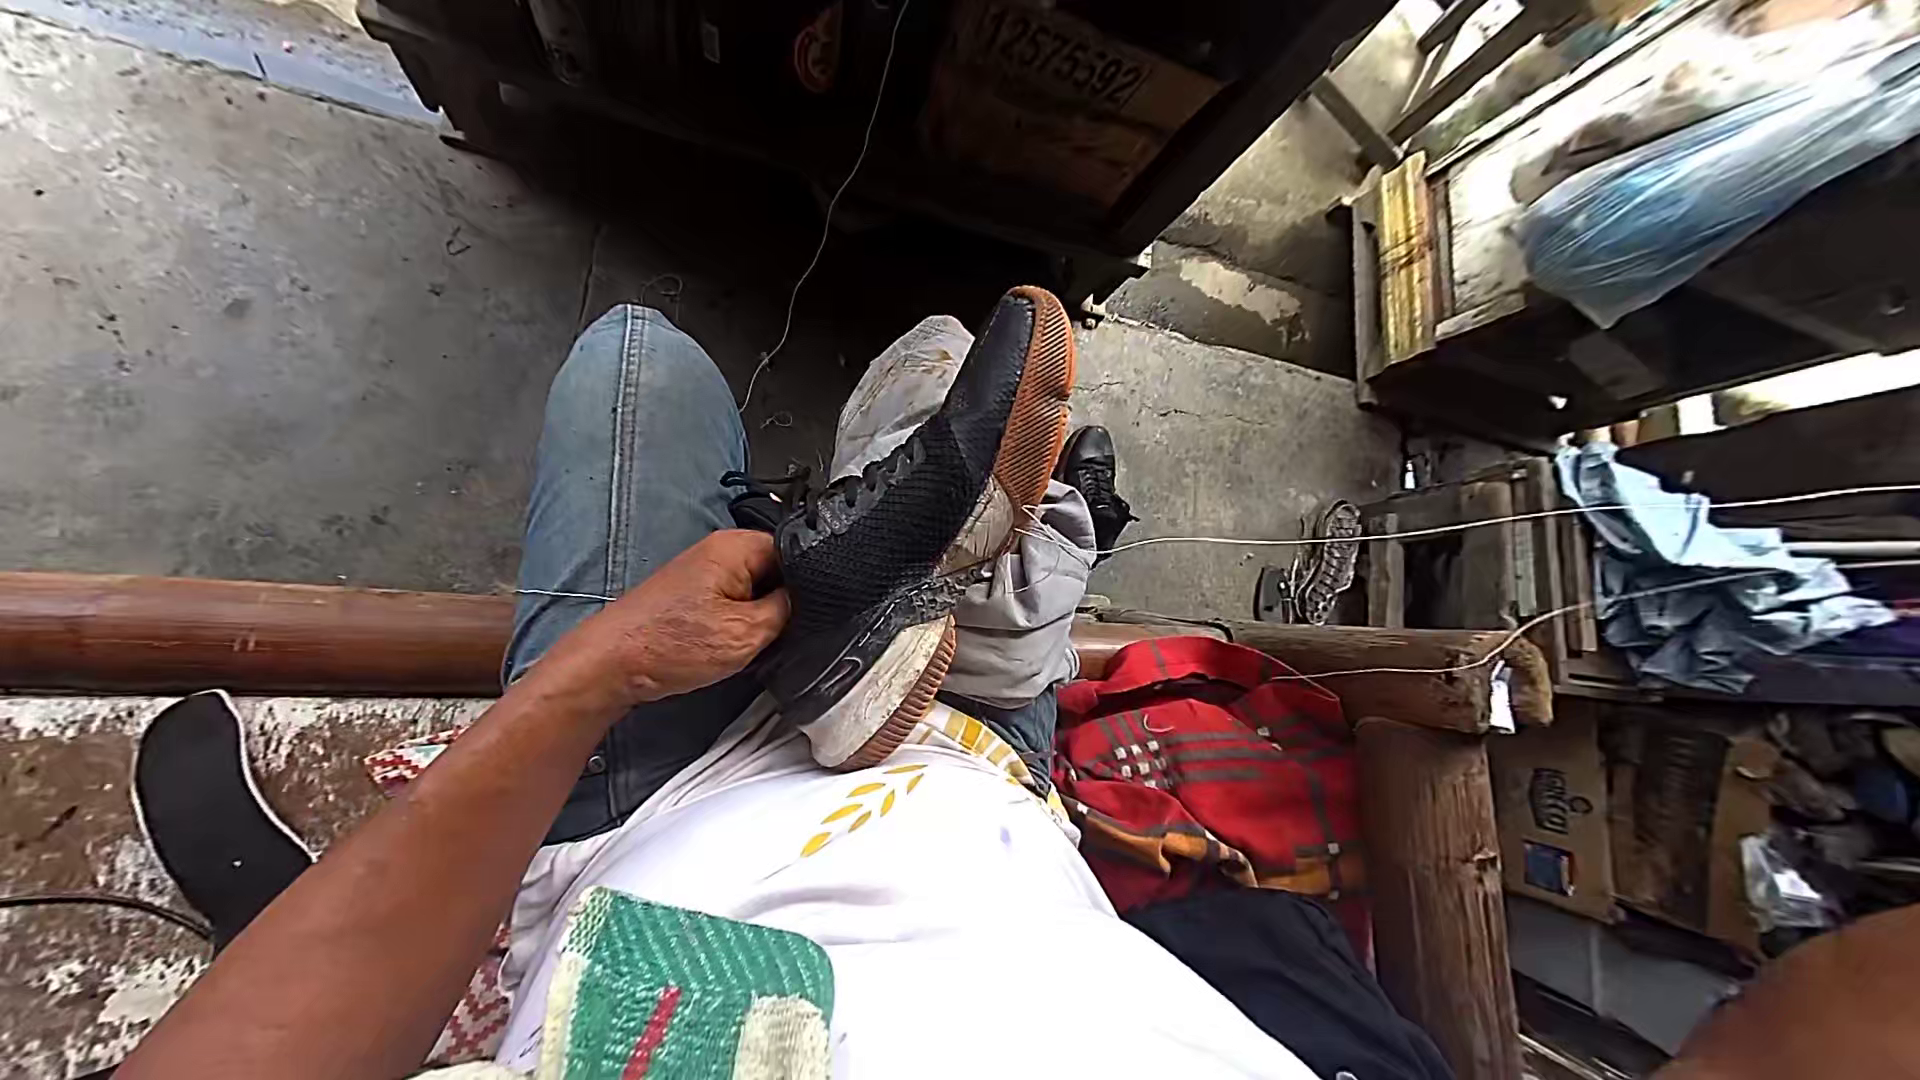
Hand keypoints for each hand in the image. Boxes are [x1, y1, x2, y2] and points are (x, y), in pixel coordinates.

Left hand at [537, 530, 789, 708]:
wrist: (608, 666)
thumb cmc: (666, 645)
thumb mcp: (747, 633)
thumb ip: (788, 610)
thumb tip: (806, 601)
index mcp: (737, 546)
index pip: (796, 551)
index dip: (809, 583)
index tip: (812, 609)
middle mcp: (721, 550)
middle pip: (777, 570)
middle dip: (783, 600)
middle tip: (777, 630)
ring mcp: (706, 571)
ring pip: (757, 589)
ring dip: (760, 614)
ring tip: (749, 638)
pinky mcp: (696, 593)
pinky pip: (736, 600)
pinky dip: (741, 620)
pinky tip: (732, 642)